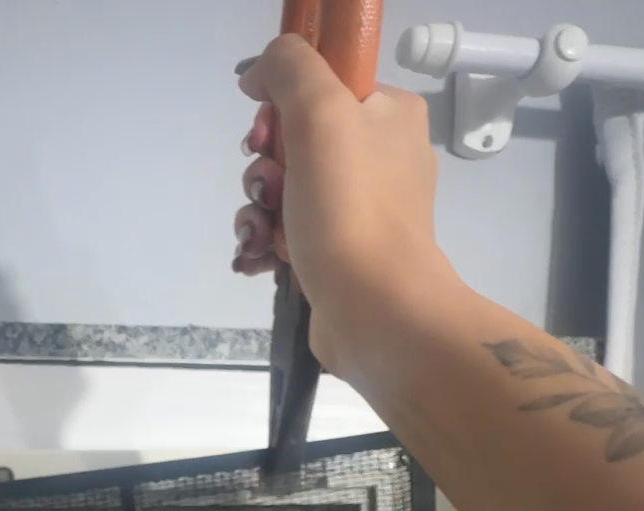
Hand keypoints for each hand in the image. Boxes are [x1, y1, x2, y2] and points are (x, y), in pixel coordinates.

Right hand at [232, 35, 462, 372]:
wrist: (374, 309)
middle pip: (294, 145)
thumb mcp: (319, 113)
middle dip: (262, 172)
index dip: (278, 112)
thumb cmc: (349, 209)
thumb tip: (259, 71)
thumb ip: (288, 67)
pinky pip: (290, 234)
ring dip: (257, 213)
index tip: (264, 139)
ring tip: (258, 238)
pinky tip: (256, 259)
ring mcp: (359, 211)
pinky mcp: (340, 255)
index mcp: (387, 114)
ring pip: (286, 194)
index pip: (318, 88)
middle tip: (266, 194)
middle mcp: (379, 157)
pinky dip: (266, 245)